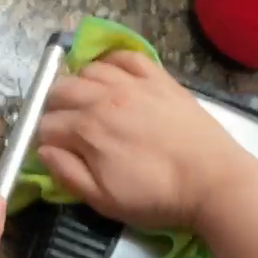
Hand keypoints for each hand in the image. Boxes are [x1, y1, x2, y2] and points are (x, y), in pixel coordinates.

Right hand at [36, 51, 257, 232]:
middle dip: (54, 108)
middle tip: (66, 127)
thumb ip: (67, 174)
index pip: (46, 125)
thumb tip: (43, 151)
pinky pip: (126, 56)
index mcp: (87, 130)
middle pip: (60, 90)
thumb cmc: (156, 197)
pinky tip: (112, 75)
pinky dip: (112, 62)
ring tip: (88, 102)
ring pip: (88, 69)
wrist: (213, 182)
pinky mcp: (159, 78)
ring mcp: (133, 84)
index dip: (45, 140)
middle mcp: (103, 99)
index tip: (56, 152)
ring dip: (79, 84)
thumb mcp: (104, 201)